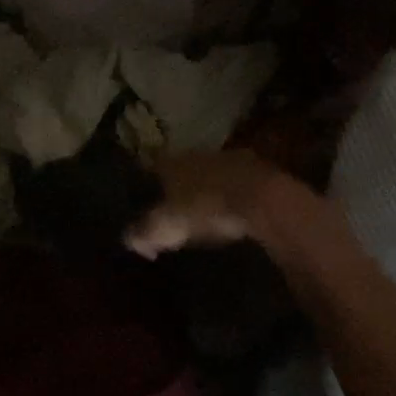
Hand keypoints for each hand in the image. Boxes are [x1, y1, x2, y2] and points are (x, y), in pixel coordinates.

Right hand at [126, 149, 316, 259]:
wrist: (264, 200)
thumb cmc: (204, 209)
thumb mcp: (164, 228)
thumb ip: (142, 234)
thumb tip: (130, 241)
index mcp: (170, 162)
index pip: (151, 169)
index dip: (147, 187)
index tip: (146, 204)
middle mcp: (197, 154)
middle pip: (183, 170)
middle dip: (180, 188)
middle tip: (178, 211)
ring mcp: (232, 159)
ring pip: (213, 175)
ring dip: (211, 190)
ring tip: (210, 215)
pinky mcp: (262, 170)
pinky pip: (240, 185)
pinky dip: (237, 197)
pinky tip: (238, 215)